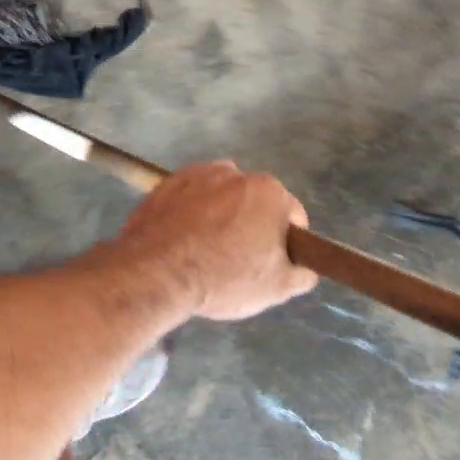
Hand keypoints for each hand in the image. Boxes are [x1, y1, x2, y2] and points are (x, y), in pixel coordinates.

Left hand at [112, 160, 317, 320]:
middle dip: (251, 226)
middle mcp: (233, 172)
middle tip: (238, 259)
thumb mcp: (278, 287)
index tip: (270, 264)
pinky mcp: (165, 183)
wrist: (155, 271)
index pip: (291, 216)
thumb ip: (302, 271)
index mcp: (268, 190)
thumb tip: (303, 264)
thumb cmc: (224, 277)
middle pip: (254, 203)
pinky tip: (183, 238)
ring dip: (220, 215)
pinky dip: (190, 213)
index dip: (287, 243)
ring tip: (206, 249)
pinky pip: (190, 198)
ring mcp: (195, 174)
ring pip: (220, 197)